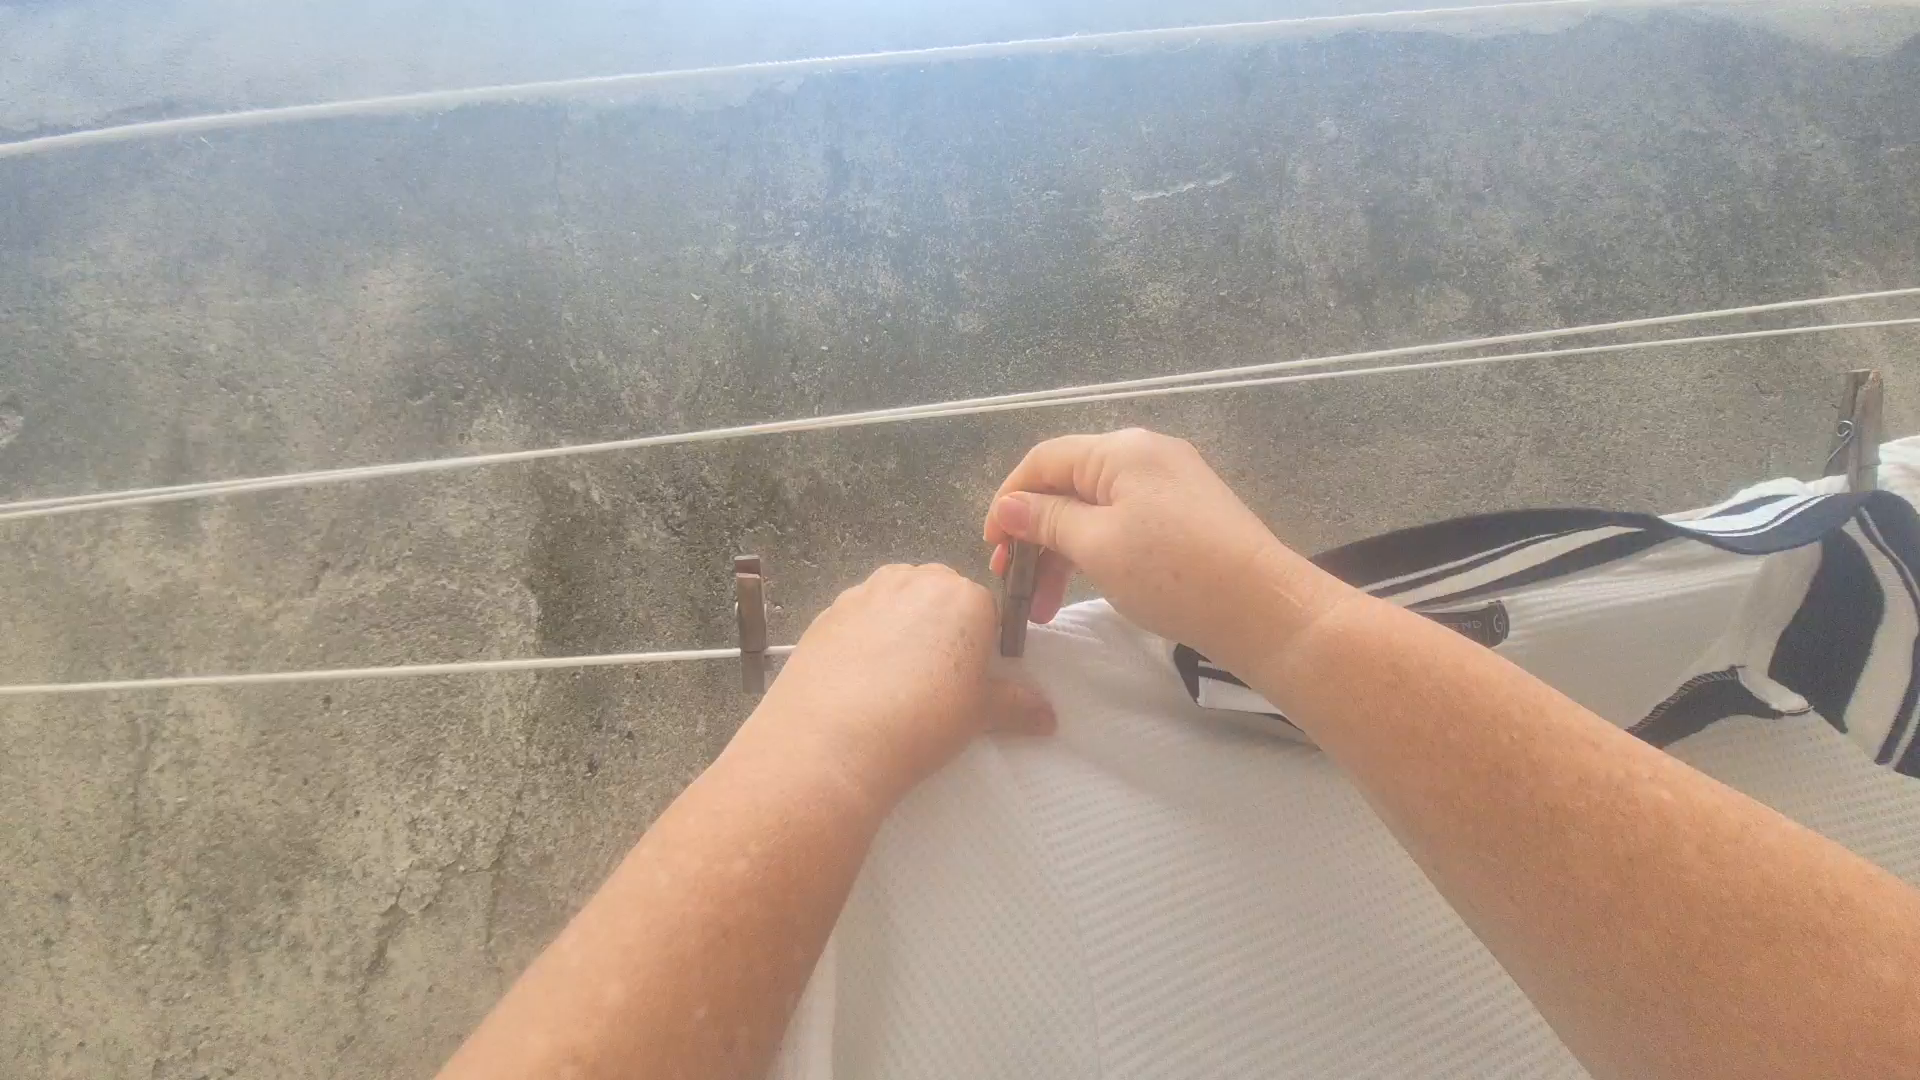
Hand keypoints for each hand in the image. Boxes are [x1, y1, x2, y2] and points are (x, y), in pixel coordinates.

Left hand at [741, 564, 1053, 807]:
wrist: (833, 740)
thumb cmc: (922, 720)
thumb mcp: (980, 714)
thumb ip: (1017, 705)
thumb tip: (1049, 717)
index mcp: (965, 596)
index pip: (985, 610)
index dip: (980, 644)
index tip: (968, 678)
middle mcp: (917, 579)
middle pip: (940, 595)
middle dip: (941, 627)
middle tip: (931, 679)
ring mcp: (867, 590)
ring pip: (897, 600)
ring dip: (900, 625)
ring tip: (891, 678)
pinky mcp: (828, 609)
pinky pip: (859, 615)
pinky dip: (863, 636)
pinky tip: (857, 676)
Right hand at [984, 429, 1351, 673]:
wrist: (1263, 609)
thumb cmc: (1172, 572)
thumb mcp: (1097, 545)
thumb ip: (1046, 520)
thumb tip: (1007, 506)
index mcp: (1120, 451)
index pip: (1044, 461)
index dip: (1008, 500)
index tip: (990, 547)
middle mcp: (1144, 455)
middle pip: (1068, 486)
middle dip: (1034, 534)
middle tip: (1012, 583)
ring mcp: (1168, 484)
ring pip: (1093, 510)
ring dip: (1062, 552)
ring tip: (1043, 605)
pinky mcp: (1184, 514)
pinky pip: (1121, 523)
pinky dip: (1094, 552)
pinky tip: (1082, 585)